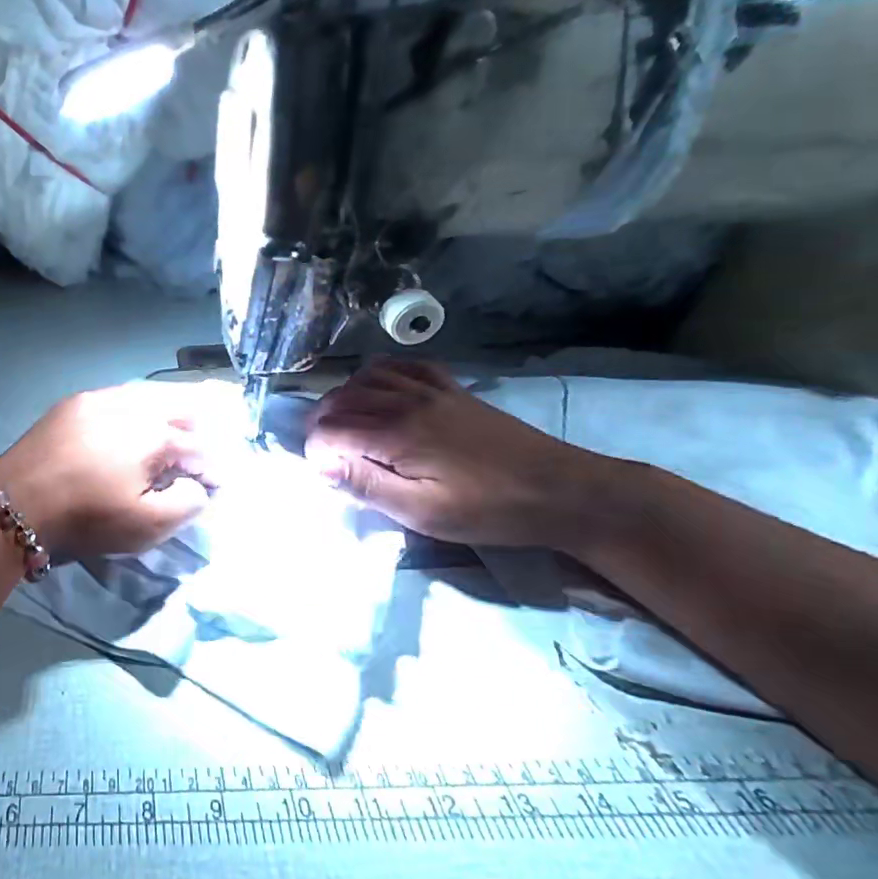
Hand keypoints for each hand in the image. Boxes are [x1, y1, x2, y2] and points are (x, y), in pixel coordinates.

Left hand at [0, 381, 242, 559]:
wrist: (15, 503)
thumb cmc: (84, 519)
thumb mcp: (145, 526)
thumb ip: (186, 504)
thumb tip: (198, 486)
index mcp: (156, 436)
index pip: (200, 449)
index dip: (213, 470)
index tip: (216, 486)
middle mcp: (134, 406)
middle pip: (183, 406)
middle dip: (201, 428)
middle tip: (202, 450)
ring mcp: (101, 398)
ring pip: (151, 395)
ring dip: (171, 412)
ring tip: (175, 432)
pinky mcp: (74, 402)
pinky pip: (120, 395)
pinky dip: (139, 406)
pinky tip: (136, 420)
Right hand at [304, 360, 614, 547]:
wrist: (561, 490)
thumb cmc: (486, 509)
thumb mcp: (420, 512)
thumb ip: (365, 485)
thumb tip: (322, 465)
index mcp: (396, 433)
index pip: (328, 429)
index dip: (316, 453)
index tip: (330, 477)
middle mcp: (407, 401)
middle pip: (339, 399)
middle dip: (322, 426)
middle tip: (333, 459)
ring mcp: (431, 389)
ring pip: (364, 378)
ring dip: (345, 401)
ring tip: (348, 430)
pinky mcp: (451, 389)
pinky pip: (403, 366)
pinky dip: (379, 376)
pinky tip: (379, 394)